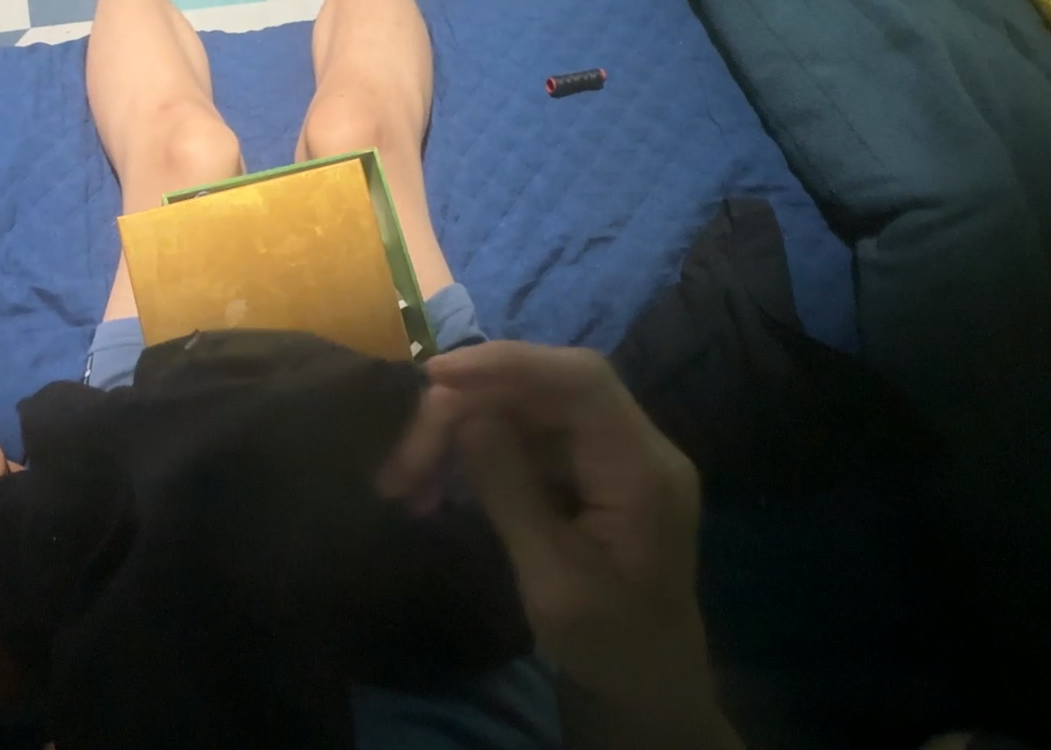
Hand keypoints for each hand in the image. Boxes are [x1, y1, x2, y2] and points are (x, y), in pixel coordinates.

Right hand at [379, 342, 740, 749]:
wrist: (645, 686)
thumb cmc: (610, 648)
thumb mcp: (555, 584)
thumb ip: (514, 494)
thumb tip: (467, 416)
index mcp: (642, 472)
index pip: (581, 382)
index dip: (507, 363)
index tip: (436, 376)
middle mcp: (630, 445)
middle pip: (538, 390)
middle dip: (463, 409)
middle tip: (405, 462)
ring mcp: (603, 451)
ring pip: (518, 407)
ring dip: (456, 431)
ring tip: (407, 479)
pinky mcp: (579, 463)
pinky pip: (516, 432)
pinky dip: (469, 448)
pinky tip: (434, 482)